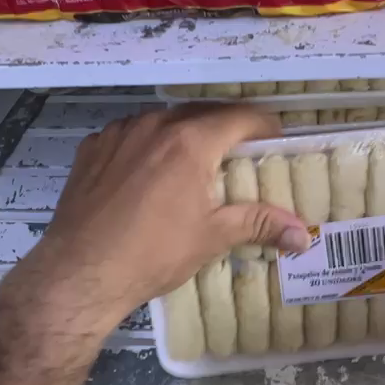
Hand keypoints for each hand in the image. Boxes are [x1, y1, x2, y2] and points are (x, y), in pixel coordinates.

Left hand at [4, 104, 310, 336]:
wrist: (79, 273)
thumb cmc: (152, 254)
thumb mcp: (212, 238)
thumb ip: (260, 224)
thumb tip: (304, 236)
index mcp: (190, 141)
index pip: (241, 116)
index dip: (265, 126)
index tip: (275, 143)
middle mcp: (155, 125)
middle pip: (203, 112)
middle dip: (227, 129)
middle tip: (240, 157)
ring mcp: (119, 133)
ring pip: (164, 119)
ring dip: (186, 133)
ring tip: (195, 164)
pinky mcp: (93, 147)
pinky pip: (131, 134)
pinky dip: (149, 144)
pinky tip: (149, 174)